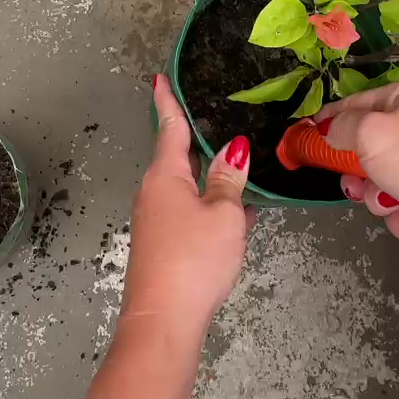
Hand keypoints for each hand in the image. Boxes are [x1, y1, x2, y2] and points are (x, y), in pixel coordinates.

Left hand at [118, 74, 256, 338]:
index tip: (159, 77)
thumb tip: (235, 149)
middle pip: (179, 156)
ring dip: (212, 176)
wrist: (164, 321)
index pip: (168, 126)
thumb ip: (230, 180)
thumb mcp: (223, 214)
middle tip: (218, 114)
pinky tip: (242, 209)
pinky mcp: (165, 243)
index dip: (167, 100)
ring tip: (242, 161)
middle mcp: (155, 191)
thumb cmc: (193, 258)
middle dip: (198, 139)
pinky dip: (213, 204)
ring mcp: (158, 219)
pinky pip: (192, 210)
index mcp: (165, 175)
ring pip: (189, 186)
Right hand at [321, 79, 398, 252]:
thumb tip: (328, 129)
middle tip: (353, 182)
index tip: (307, 134)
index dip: (330, 118)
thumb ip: (340, 127)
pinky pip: (397, 202)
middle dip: (356, 170)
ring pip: (377, 179)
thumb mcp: (370, 132)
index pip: (356, 102)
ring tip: (391, 199)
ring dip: (377, 195)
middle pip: (364, 146)